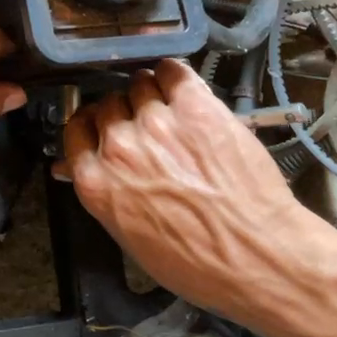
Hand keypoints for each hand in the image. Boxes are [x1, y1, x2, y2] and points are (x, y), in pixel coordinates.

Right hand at [64, 59, 336, 321]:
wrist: (261, 259)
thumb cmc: (198, 265)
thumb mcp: (132, 238)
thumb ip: (104, 193)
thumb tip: (78, 168)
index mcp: (96, 181)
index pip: (75, 131)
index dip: (90, 128)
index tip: (103, 130)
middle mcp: (119, 146)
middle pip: (106, 105)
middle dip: (121, 113)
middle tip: (143, 127)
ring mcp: (156, 121)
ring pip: (138, 84)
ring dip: (148, 93)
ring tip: (167, 107)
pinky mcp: (195, 106)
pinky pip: (172, 71)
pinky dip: (173, 75)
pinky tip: (181, 87)